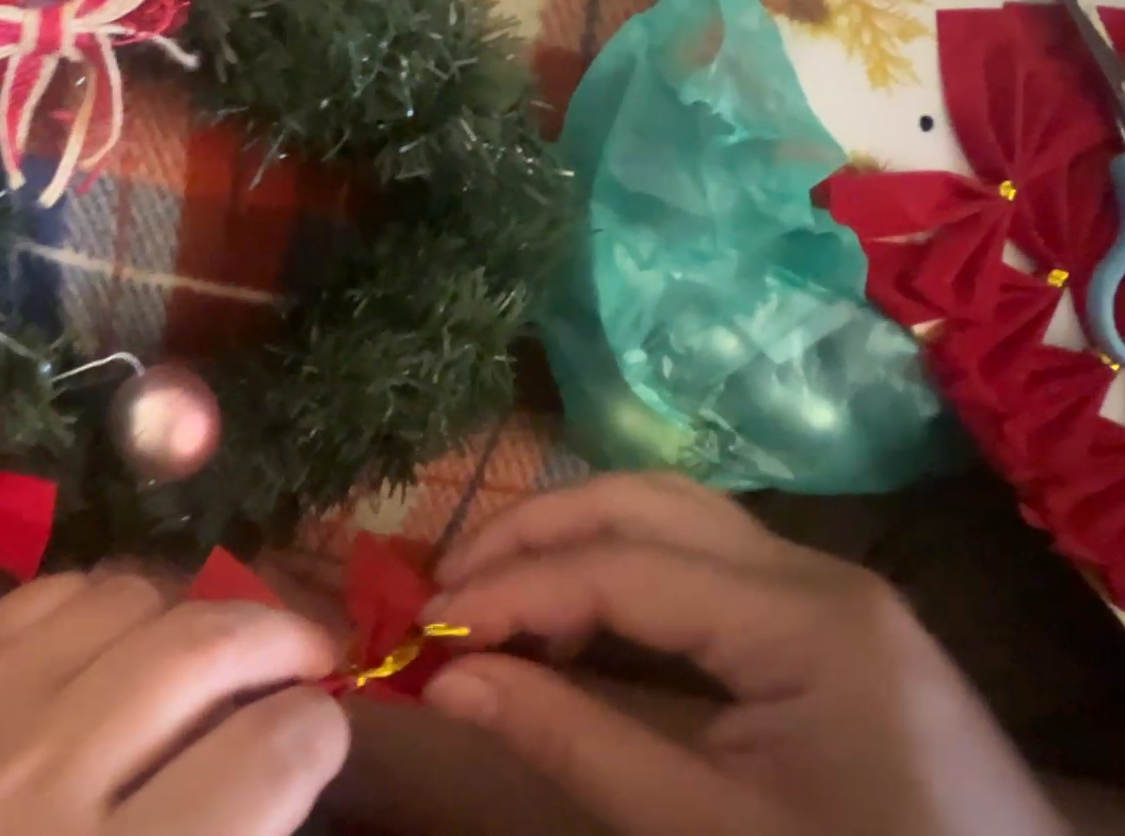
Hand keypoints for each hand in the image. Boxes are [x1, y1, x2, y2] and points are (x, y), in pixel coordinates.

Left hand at [0, 571, 348, 835]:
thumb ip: (234, 830)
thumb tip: (295, 729)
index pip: (261, 761)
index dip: (317, 728)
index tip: (325, 719)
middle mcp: (38, 779)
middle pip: (199, 650)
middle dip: (280, 636)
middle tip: (307, 651)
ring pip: (131, 597)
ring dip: (192, 614)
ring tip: (210, 645)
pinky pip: (56, 589)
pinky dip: (108, 605)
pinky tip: (122, 639)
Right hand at [422, 473, 1068, 835]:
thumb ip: (571, 744)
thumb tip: (446, 681)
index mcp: (807, 621)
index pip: (616, 569)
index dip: (507, 591)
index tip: (430, 628)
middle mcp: (811, 570)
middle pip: (634, 501)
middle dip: (525, 533)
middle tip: (449, 583)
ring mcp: (815, 583)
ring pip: (657, 506)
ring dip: (561, 532)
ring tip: (493, 582)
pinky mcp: (811, 611)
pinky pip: (685, 546)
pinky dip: (605, 556)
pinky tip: (569, 604)